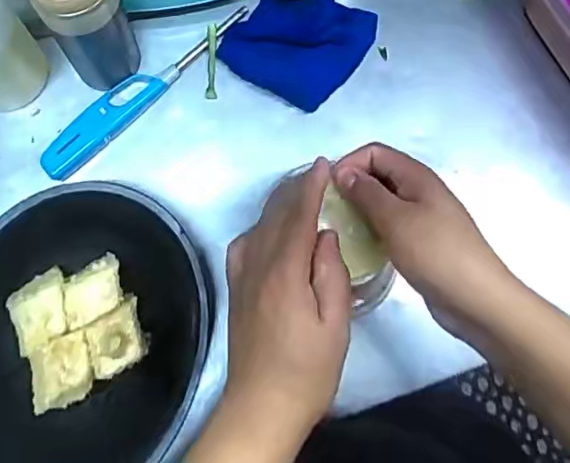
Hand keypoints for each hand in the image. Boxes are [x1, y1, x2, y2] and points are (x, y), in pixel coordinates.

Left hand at [211, 158, 351, 457]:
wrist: (260, 404)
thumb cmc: (307, 370)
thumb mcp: (335, 327)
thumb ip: (331, 274)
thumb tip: (325, 234)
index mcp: (285, 270)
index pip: (299, 215)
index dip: (311, 186)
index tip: (323, 164)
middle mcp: (258, 261)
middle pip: (277, 212)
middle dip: (296, 188)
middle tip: (316, 172)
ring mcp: (241, 271)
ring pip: (261, 222)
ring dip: (280, 202)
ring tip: (300, 191)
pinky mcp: (234, 282)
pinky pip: (247, 240)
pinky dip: (263, 223)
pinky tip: (272, 226)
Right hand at [332, 143, 521, 333]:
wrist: (481, 302)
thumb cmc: (436, 254)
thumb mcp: (394, 219)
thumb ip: (366, 192)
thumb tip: (343, 172)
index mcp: (416, 175)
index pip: (374, 152)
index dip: (350, 163)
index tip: (331, 189)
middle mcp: (420, 189)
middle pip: (379, 172)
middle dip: (354, 184)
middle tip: (334, 208)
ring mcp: (425, 215)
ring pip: (385, 198)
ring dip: (363, 206)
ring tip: (345, 226)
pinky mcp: (425, 240)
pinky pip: (393, 221)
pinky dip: (376, 226)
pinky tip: (365, 244)